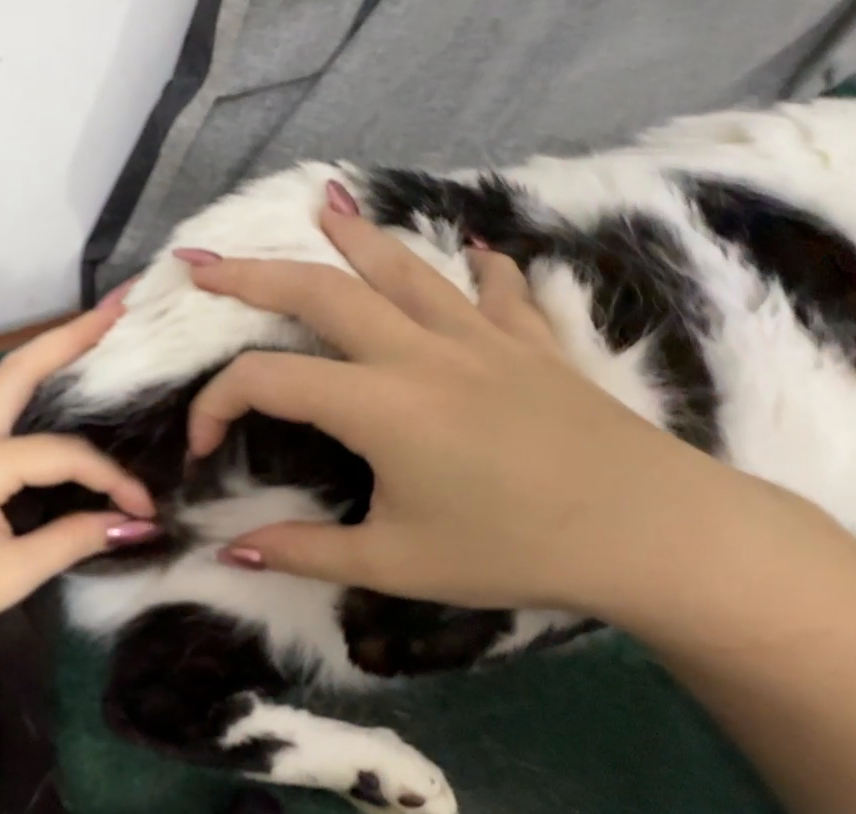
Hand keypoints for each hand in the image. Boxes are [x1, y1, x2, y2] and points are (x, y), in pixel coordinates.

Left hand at [0, 292, 157, 660]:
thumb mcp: (14, 572)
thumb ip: (76, 539)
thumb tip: (134, 523)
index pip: (64, 454)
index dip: (111, 478)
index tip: (143, 507)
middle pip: (20, 370)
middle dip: (69, 337)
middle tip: (117, 311)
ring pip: (4, 384)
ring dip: (46, 356)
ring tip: (94, 337)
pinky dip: (29, 390)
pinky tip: (55, 392)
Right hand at [184, 193, 762, 613]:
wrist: (653, 534)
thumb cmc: (510, 550)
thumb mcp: (390, 563)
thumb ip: (300, 552)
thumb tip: (229, 551)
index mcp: (378, 405)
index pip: (265, 381)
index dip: (213, 407)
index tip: (201, 451)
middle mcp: (421, 354)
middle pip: (322, 293)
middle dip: (253, 276)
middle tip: (206, 266)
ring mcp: (482, 341)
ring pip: (404, 271)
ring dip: (355, 238)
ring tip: (323, 207)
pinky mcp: (532, 347)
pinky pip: (496, 292)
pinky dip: (476, 270)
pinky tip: (473, 252)